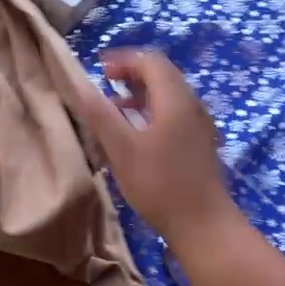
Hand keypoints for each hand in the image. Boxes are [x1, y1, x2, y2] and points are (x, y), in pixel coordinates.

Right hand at [80, 49, 242, 243]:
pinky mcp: (200, 142)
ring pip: (169, 93)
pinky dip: (153, 109)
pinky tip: (136, 131)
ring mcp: (200, 124)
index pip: (151, 61)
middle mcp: (192, 105)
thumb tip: (80, 84)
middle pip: (162, 73)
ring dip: (141, 92)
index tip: (98, 69)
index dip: (124, 59)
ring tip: (115, 107)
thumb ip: (100, 113)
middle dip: (132, 72)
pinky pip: (175, 111)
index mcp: (175, 99)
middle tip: (105, 82)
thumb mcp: (122, 148)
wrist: (204, 226)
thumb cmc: (160, 184)